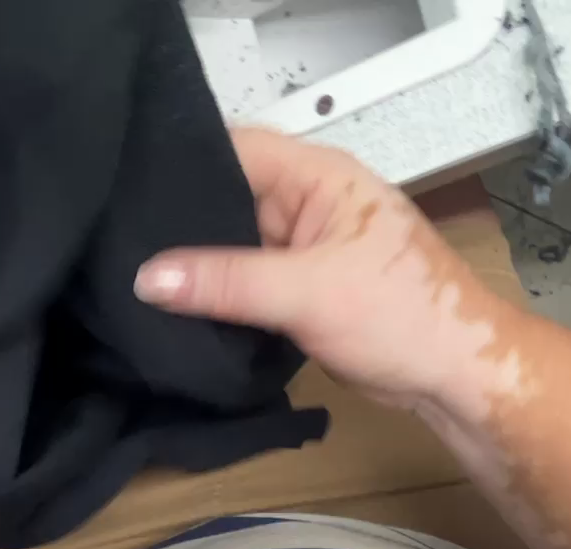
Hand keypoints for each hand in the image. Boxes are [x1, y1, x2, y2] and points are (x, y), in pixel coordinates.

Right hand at [134, 128, 517, 410]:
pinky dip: (215, 300)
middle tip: (122, 250)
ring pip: (230, 250)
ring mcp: (298, 252)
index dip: (183, 167)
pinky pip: (242, 287)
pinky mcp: (294, 292)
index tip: (129, 197)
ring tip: (138, 281)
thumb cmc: (402, 316)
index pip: (235, 150)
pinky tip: (176, 311)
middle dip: (179, 227)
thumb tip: (149, 278)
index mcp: (317, 178)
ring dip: (195, 270)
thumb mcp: (307, 292)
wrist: (448, 375)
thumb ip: (227, 283)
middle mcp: (304, 206)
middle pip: (226, 202)